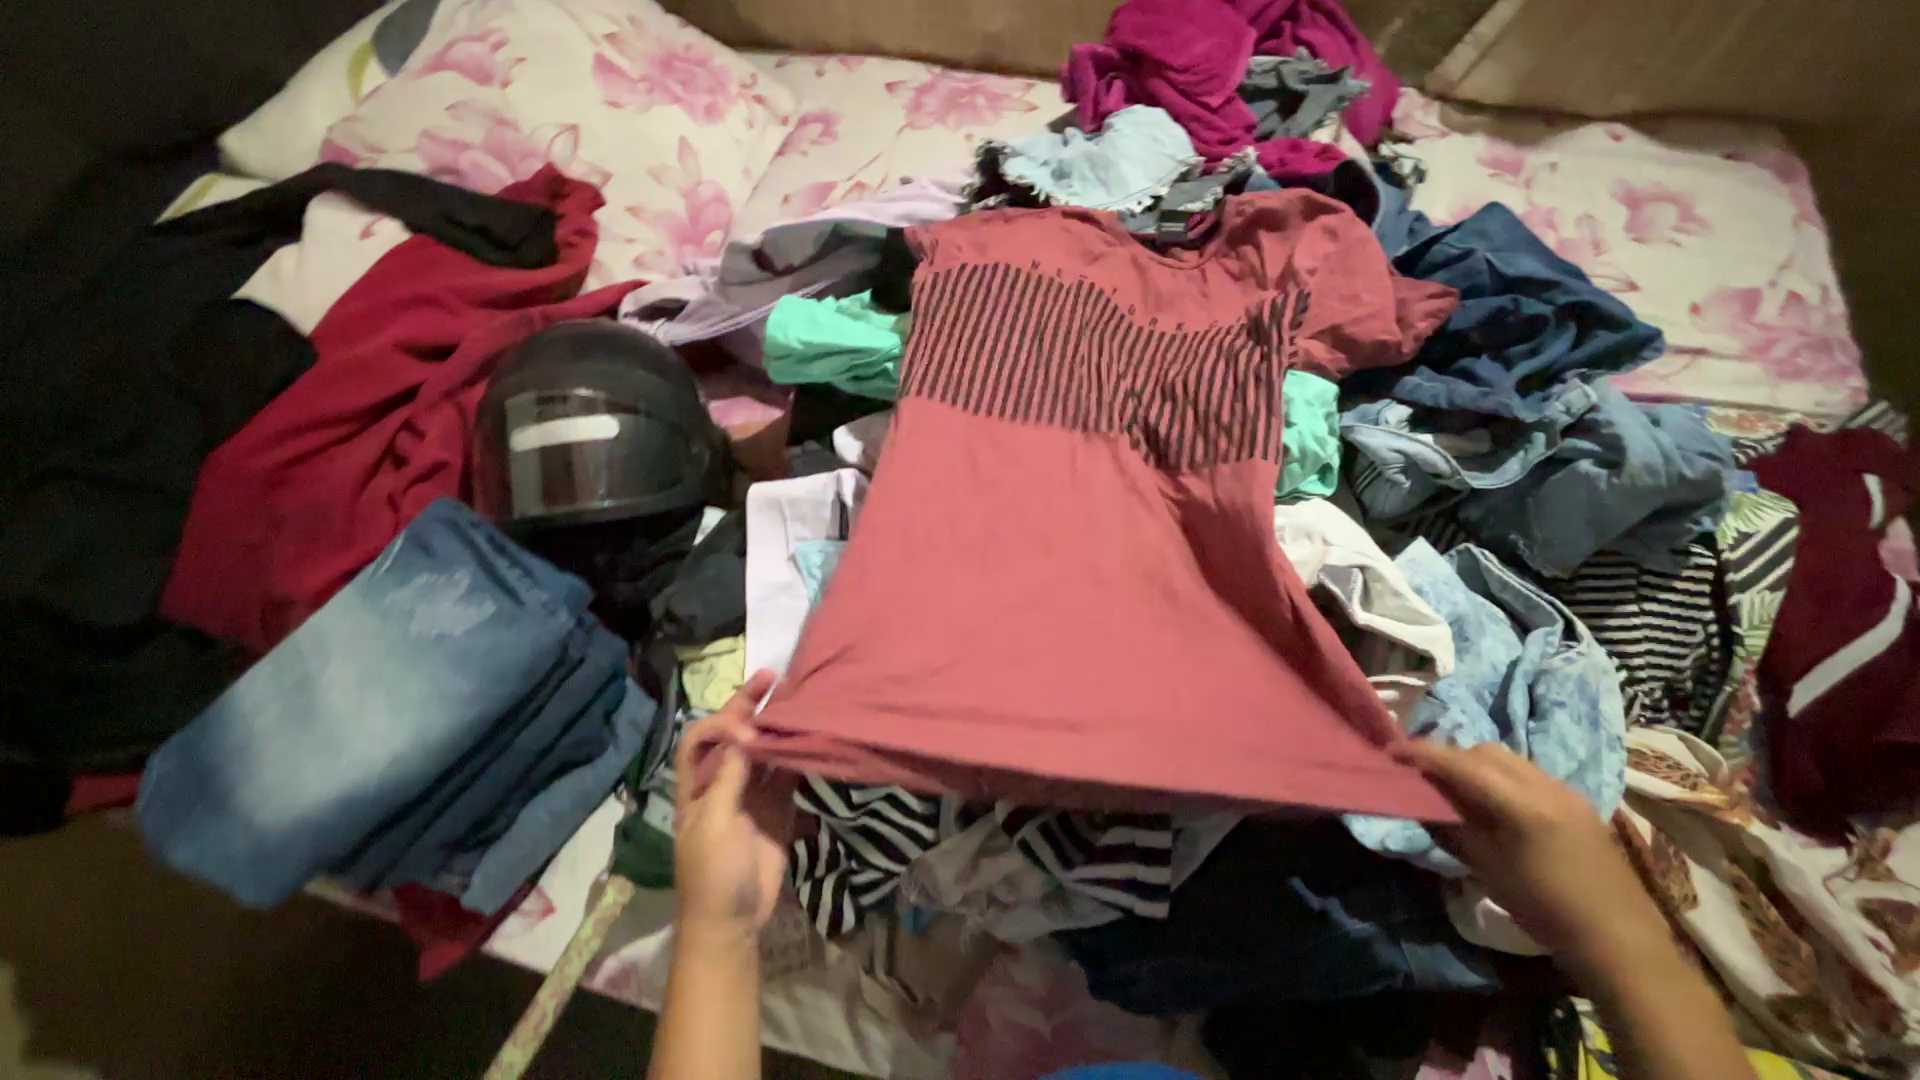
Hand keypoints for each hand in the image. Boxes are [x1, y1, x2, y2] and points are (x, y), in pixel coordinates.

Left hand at [674, 670, 789, 946]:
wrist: (732, 920)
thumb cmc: (711, 874)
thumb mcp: (714, 825)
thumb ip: (729, 779)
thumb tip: (745, 736)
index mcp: (696, 784)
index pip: (703, 736)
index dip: (723, 724)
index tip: (749, 733)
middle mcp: (723, 780)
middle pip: (734, 734)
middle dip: (749, 704)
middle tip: (773, 675)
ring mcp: (751, 793)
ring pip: (764, 749)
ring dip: (778, 725)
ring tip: (799, 697)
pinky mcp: (777, 808)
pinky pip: (787, 773)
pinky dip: (798, 754)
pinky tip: (813, 735)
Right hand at [1394, 739, 1670, 972]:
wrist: (1618, 940)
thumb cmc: (1545, 909)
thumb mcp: (1487, 868)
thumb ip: (1452, 827)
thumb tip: (1421, 802)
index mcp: (1521, 804)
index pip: (1459, 762)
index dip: (1420, 753)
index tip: (1389, 753)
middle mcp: (1545, 786)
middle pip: (1484, 751)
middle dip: (1448, 756)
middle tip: (1423, 776)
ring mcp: (1566, 792)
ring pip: (1507, 758)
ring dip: (1475, 764)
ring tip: (1456, 788)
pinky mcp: (1578, 803)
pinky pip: (1528, 773)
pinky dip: (1500, 776)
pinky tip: (1494, 803)